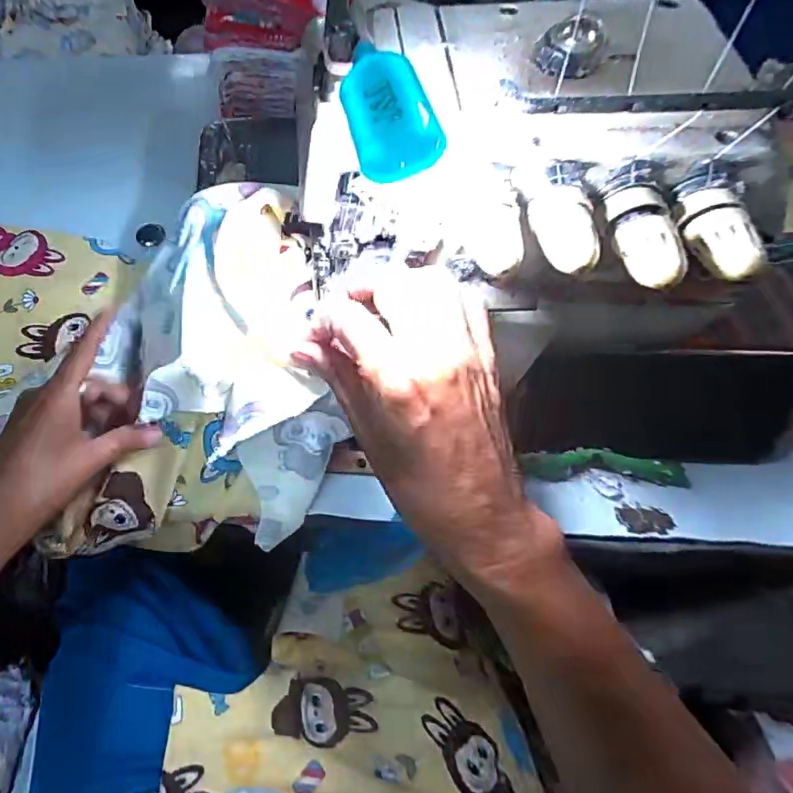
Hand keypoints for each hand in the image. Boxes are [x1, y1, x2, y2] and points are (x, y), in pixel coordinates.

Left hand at [0, 307, 160, 584]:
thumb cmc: (45, 479)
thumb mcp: (90, 459)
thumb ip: (124, 440)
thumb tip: (159, 431)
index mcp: (58, 393)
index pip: (82, 351)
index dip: (98, 329)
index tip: (110, 307)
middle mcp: (42, 395)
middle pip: (84, 383)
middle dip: (113, 397)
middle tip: (137, 421)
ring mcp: (30, 412)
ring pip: (72, 402)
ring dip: (98, 413)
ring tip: (119, 437)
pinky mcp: (24, 429)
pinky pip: (58, 414)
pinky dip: (80, 422)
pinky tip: (92, 445)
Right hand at [293, 268, 564, 590]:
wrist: (483, 511)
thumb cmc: (417, 485)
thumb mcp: (365, 432)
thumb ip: (337, 377)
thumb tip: (303, 347)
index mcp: (398, 379)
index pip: (349, 318)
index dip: (322, 319)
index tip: (313, 334)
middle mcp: (437, 353)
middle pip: (392, 284)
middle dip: (357, 289)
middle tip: (341, 312)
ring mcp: (468, 349)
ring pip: (433, 281)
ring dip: (398, 284)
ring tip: (377, 306)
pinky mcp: (489, 353)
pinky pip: (464, 300)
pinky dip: (435, 295)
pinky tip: (416, 314)